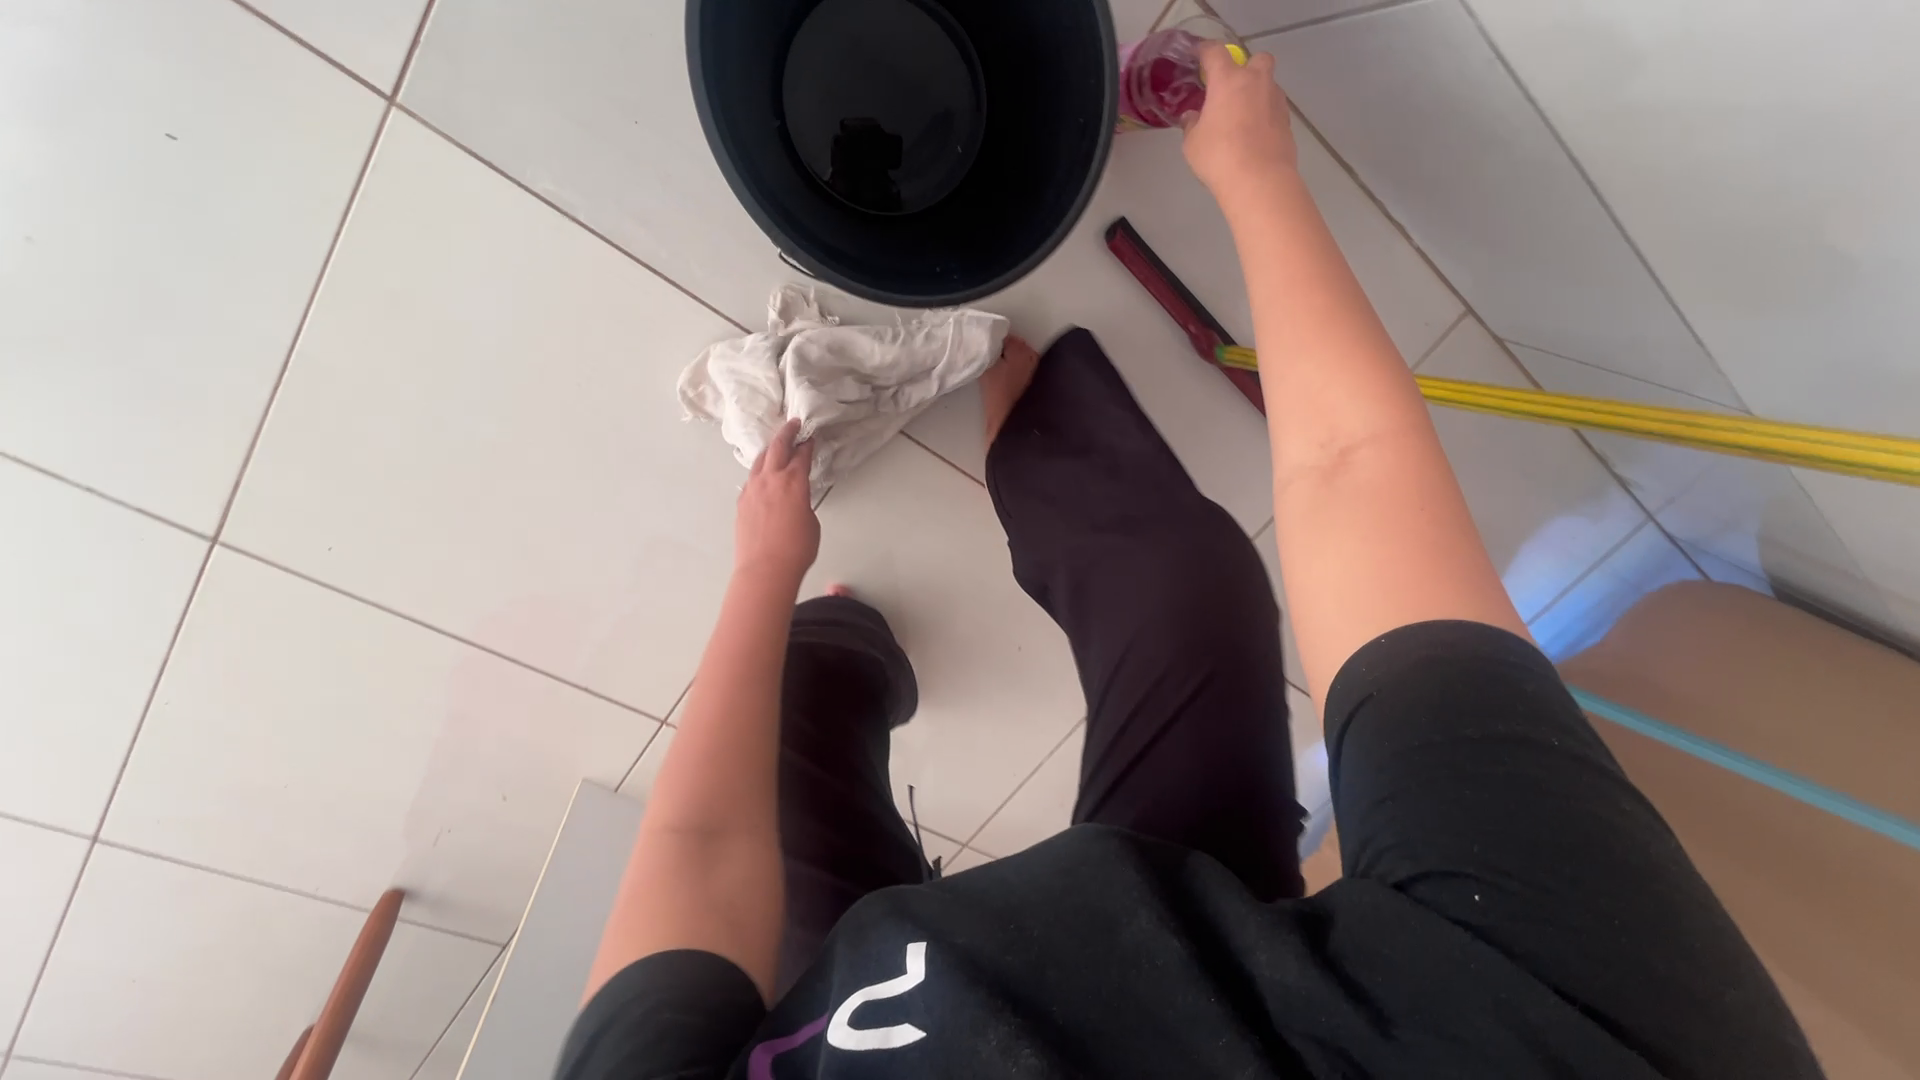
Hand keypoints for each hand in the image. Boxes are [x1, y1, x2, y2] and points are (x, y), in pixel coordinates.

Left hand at [735, 419, 818, 584]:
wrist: (765, 569)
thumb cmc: (796, 550)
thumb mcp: (811, 522)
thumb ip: (804, 504)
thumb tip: (796, 502)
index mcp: (794, 483)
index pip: (802, 456)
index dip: (807, 445)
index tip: (810, 437)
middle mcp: (771, 480)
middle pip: (777, 448)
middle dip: (786, 433)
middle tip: (793, 424)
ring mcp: (752, 490)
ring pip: (759, 461)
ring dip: (770, 450)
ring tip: (775, 446)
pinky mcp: (742, 503)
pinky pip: (751, 479)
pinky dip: (759, 472)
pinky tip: (762, 476)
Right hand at [1181, 45, 1297, 205]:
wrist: (1259, 180)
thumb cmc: (1219, 157)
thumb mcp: (1192, 144)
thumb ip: (1192, 124)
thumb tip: (1192, 116)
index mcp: (1228, 80)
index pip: (1215, 53)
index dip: (1205, 52)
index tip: (1199, 57)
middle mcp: (1255, 81)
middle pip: (1256, 59)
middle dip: (1246, 68)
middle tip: (1231, 89)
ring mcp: (1275, 99)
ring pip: (1268, 84)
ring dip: (1256, 93)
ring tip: (1241, 118)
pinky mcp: (1287, 119)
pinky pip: (1273, 108)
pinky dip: (1264, 115)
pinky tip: (1253, 136)